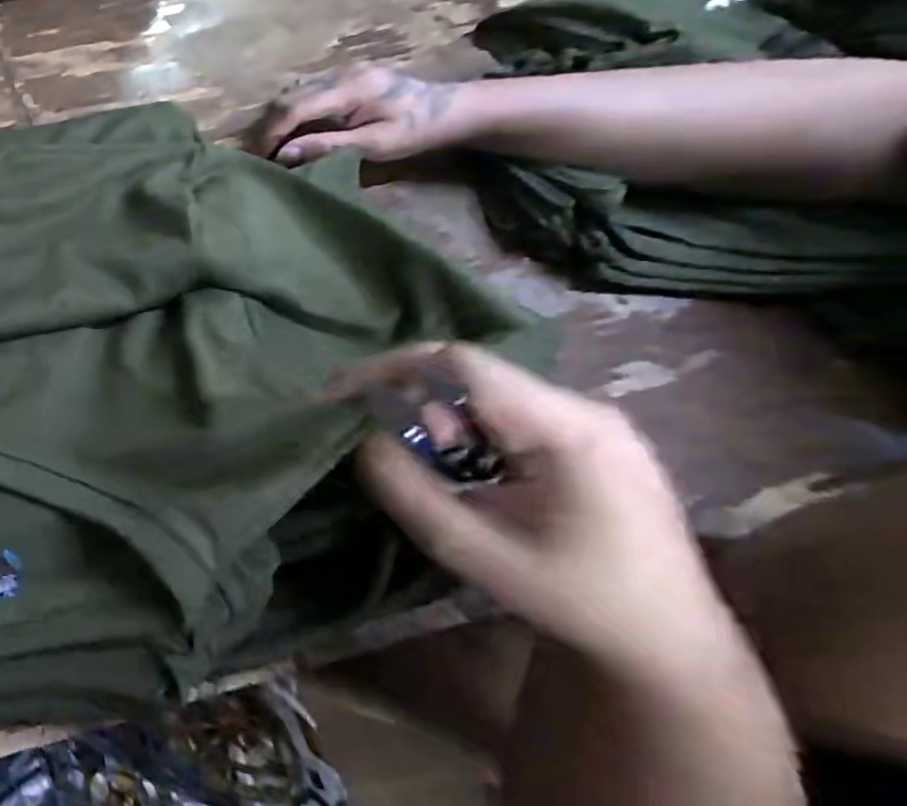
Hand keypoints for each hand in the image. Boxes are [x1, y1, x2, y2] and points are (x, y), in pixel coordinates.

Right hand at [261, 66, 472, 164]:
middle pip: (288, 97)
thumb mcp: (375, 144)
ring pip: (293, 93)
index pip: (295, 108)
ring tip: (272, 146)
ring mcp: (343, 72)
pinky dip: (292, 114)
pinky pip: (306, 92)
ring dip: (278, 120)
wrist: (455, 108)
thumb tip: (283, 154)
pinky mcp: (345, 77)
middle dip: (269, 127)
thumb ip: (328, 146)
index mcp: (350, 88)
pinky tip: (292, 133)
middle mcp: (341, 73)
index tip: (260, 158)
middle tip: (260, 155)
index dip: (272, 134)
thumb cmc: (419, 130)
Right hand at [346, 345, 736, 676]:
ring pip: (483, 388)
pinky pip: (504, 408)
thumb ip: (407, 489)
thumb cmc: (574, 602)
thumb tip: (362, 435)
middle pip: (470, 371)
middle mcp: (584, 409)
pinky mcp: (586, 436)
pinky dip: (462, 426)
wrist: (671, 649)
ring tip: (429, 463)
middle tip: (371, 429)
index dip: (390, 368)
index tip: (340, 393)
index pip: (461, 363)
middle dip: (409, 394)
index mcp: (569, 430)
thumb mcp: (473, 551)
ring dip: (437, 415)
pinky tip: (461, 464)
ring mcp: (590, 420)